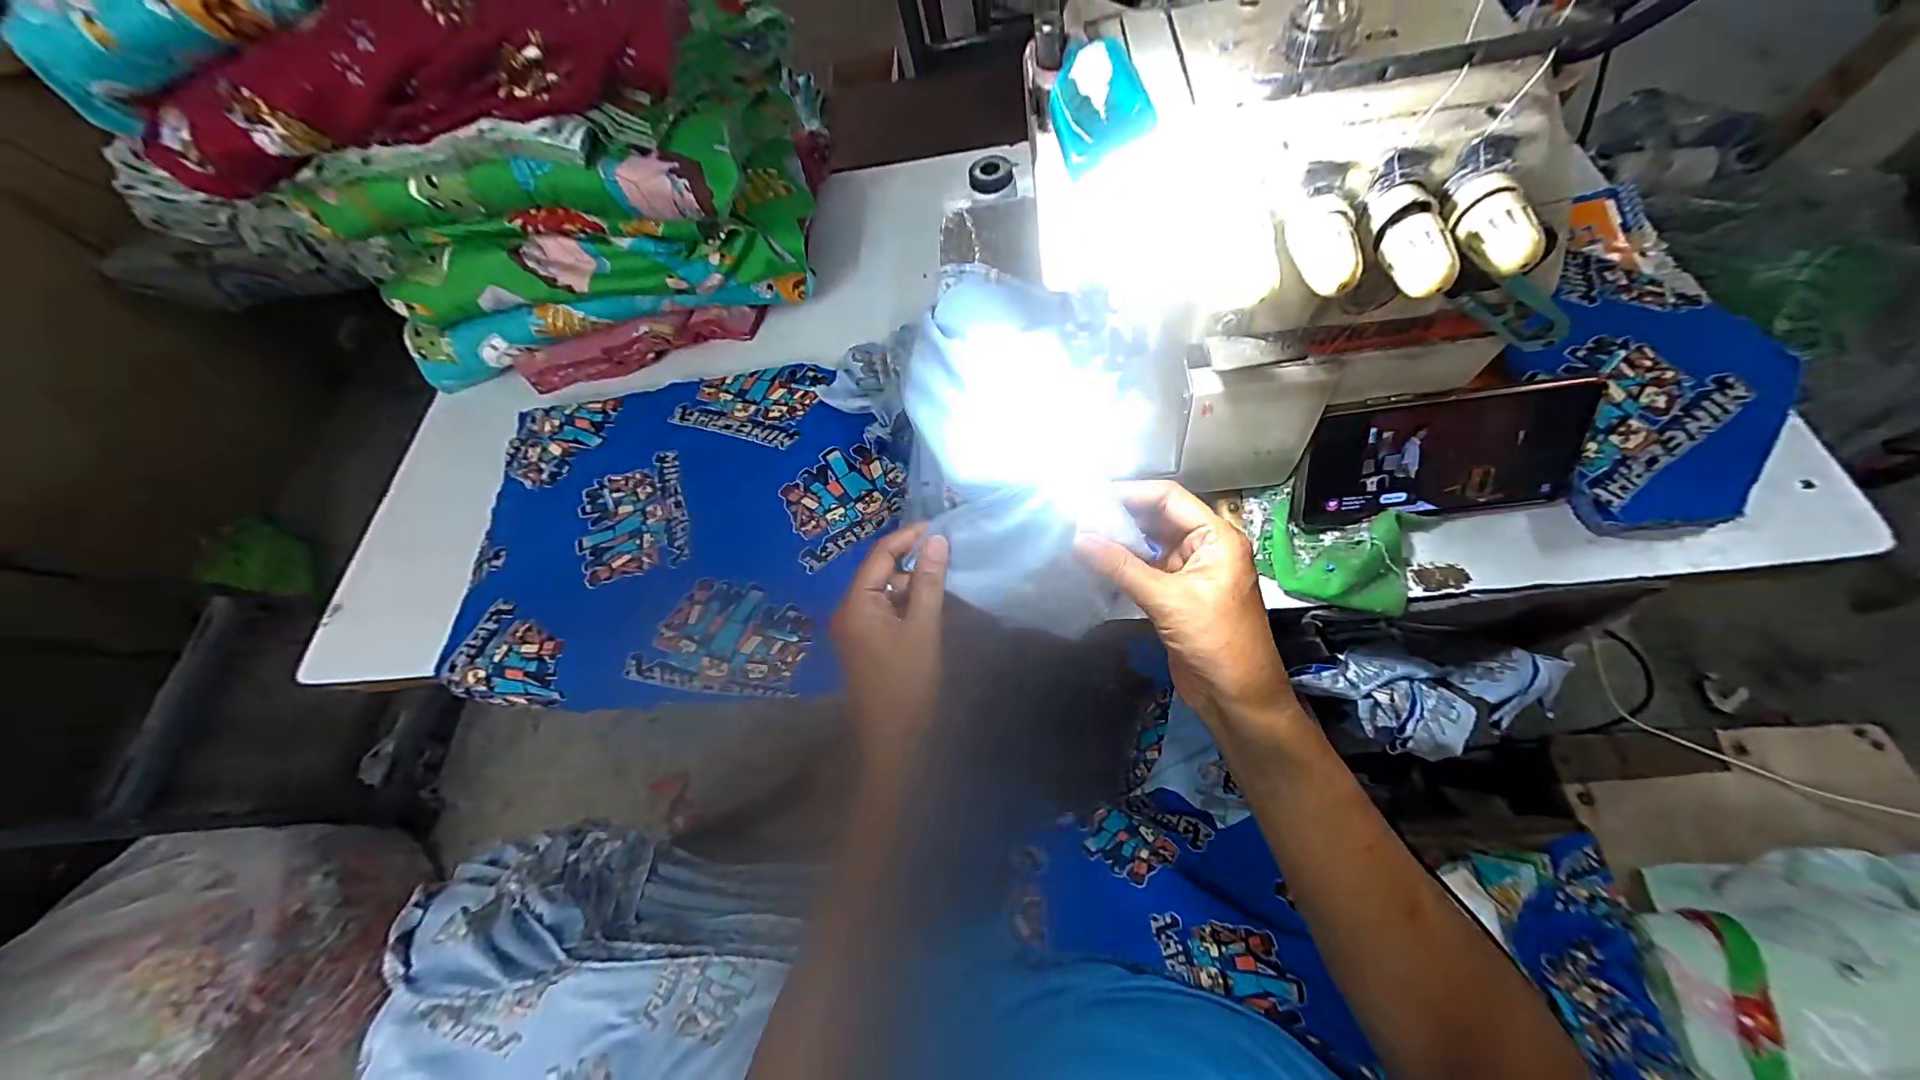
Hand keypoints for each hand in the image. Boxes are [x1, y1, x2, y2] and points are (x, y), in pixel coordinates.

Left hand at [831, 522, 949, 779]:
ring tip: (941, 585)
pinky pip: (884, 609)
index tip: (938, 527)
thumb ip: (929, 581)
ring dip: (910, 584)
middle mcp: (847, 610)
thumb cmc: (907, 681)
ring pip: (884, 590)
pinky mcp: (864, 640)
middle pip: (879, 571)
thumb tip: (938, 540)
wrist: (893, 737)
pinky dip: (905, 603)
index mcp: (855, 604)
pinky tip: (927, 608)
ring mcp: (854, 627)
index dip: (907, 538)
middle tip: (946, 558)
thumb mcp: (923, 627)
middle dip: (910, 562)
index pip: (879, 555)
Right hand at [1073, 482, 1295, 729]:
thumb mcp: (1168, 600)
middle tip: (1079, 518)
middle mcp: (1204, 548)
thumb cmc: (1217, 642)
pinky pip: (1145, 570)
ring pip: (1149, 546)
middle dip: (1120, 518)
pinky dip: (1122, 566)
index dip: (1132, 493)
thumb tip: (1080, 540)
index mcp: (1216, 538)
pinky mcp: (1175, 595)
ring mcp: (1189, 572)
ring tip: (1081, 538)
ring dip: (1119, 543)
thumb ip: (1122, 568)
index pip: (1170, 498)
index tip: (1093, 497)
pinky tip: (1096, 564)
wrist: (1237, 695)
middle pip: (1157, 519)